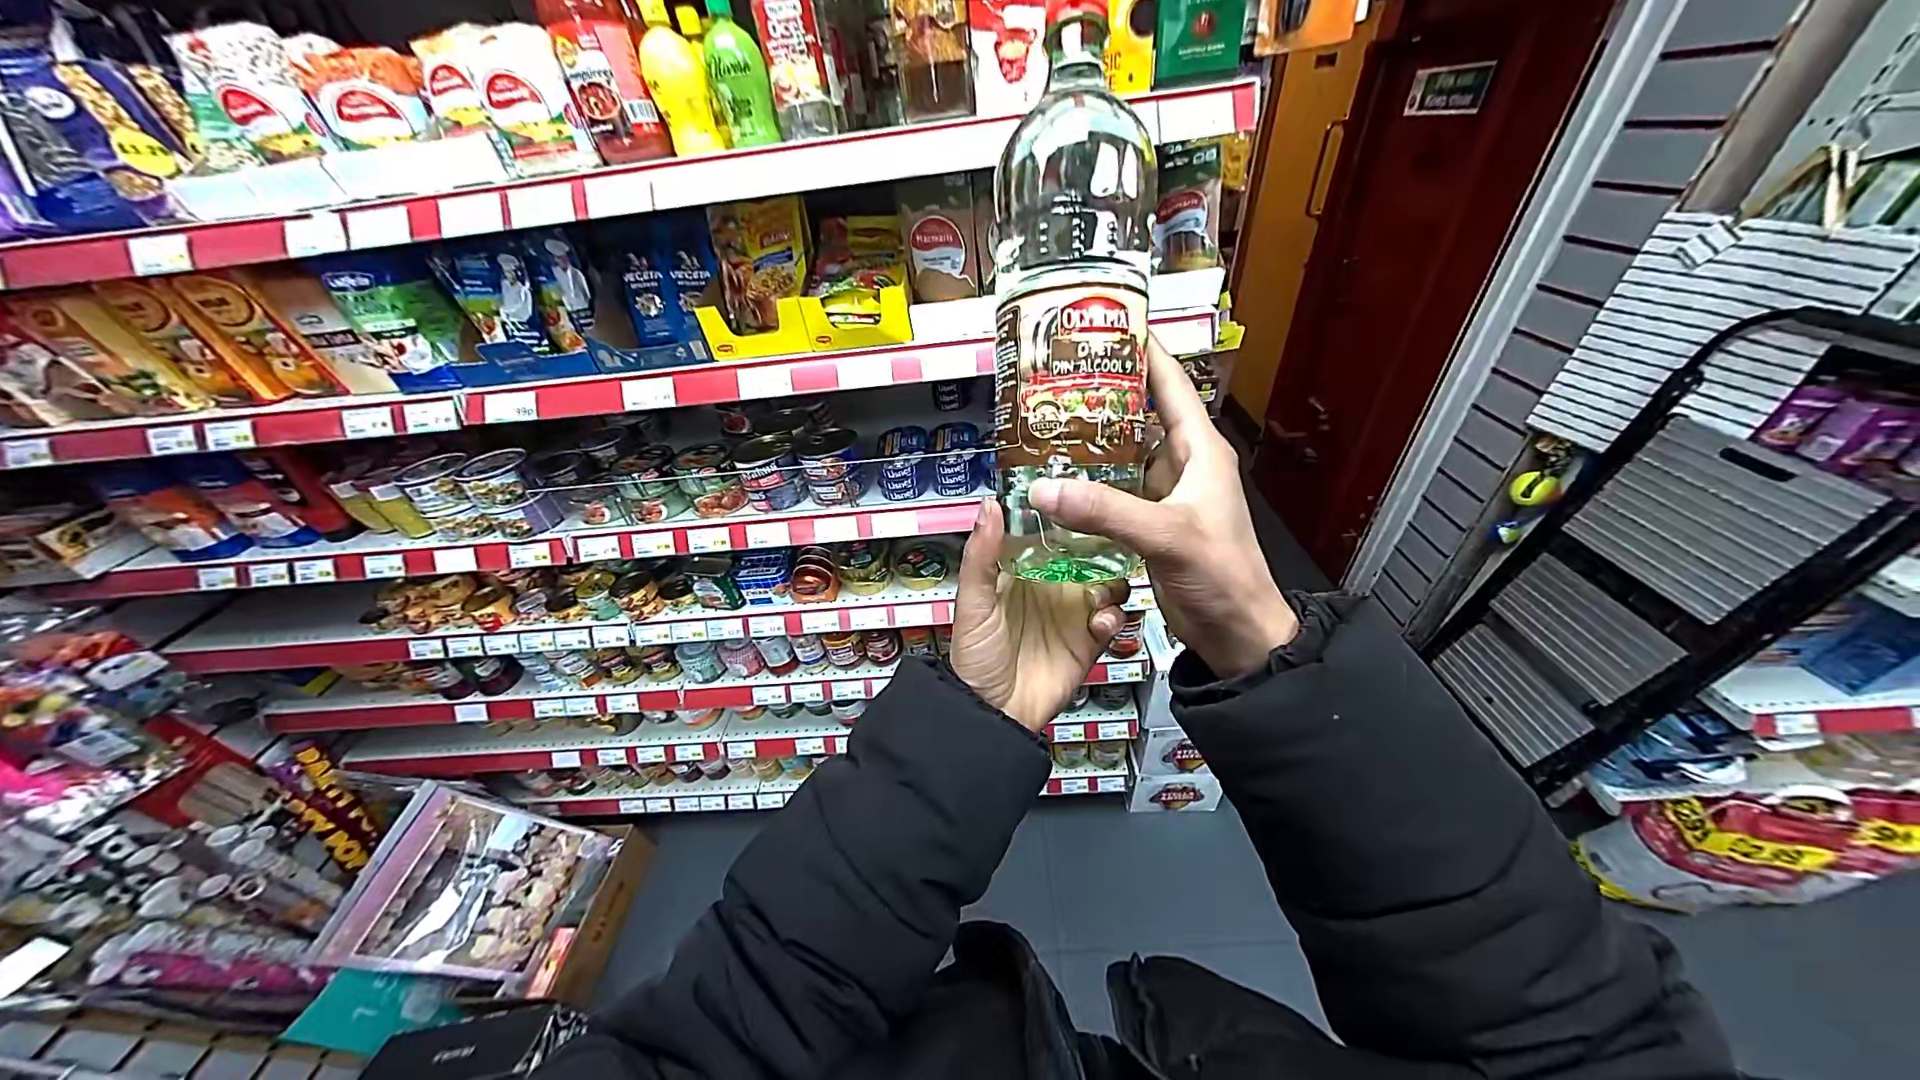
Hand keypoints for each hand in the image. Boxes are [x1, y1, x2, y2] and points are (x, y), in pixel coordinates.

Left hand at [950, 498, 1128, 730]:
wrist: (994, 712)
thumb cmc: (974, 657)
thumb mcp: (973, 602)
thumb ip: (982, 555)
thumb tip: (990, 507)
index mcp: (1022, 573)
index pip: (1048, 536)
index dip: (1065, 519)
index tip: (1080, 500)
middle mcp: (1051, 588)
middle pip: (1086, 555)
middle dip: (1100, 546)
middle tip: (1108, 540)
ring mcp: (1072, 614)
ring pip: (1106, 583)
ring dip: (1111, 581)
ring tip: (1100, 589)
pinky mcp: (1089, 641)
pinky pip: (1113, 619)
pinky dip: (1113, 615)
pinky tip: (1100, 620)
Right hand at [1028, 336, 1297, 679]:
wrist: (1236, 631)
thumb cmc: (1222, 574)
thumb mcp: (1167, 534)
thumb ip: (1106, 511)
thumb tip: (1044, 489)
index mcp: (1199, 449)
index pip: (1169, 382)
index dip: (1139, 351)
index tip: (1099, 325)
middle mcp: (1181, 463)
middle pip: (1137, 414)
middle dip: (1099, 395)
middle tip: (1050, 380)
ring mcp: (1163, 494)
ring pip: (1121, 454)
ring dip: (1089, 441)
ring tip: (1043, 424)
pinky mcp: (1148, 522)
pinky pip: (1113, 491)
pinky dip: (1087, 483)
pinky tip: (1057, 482)